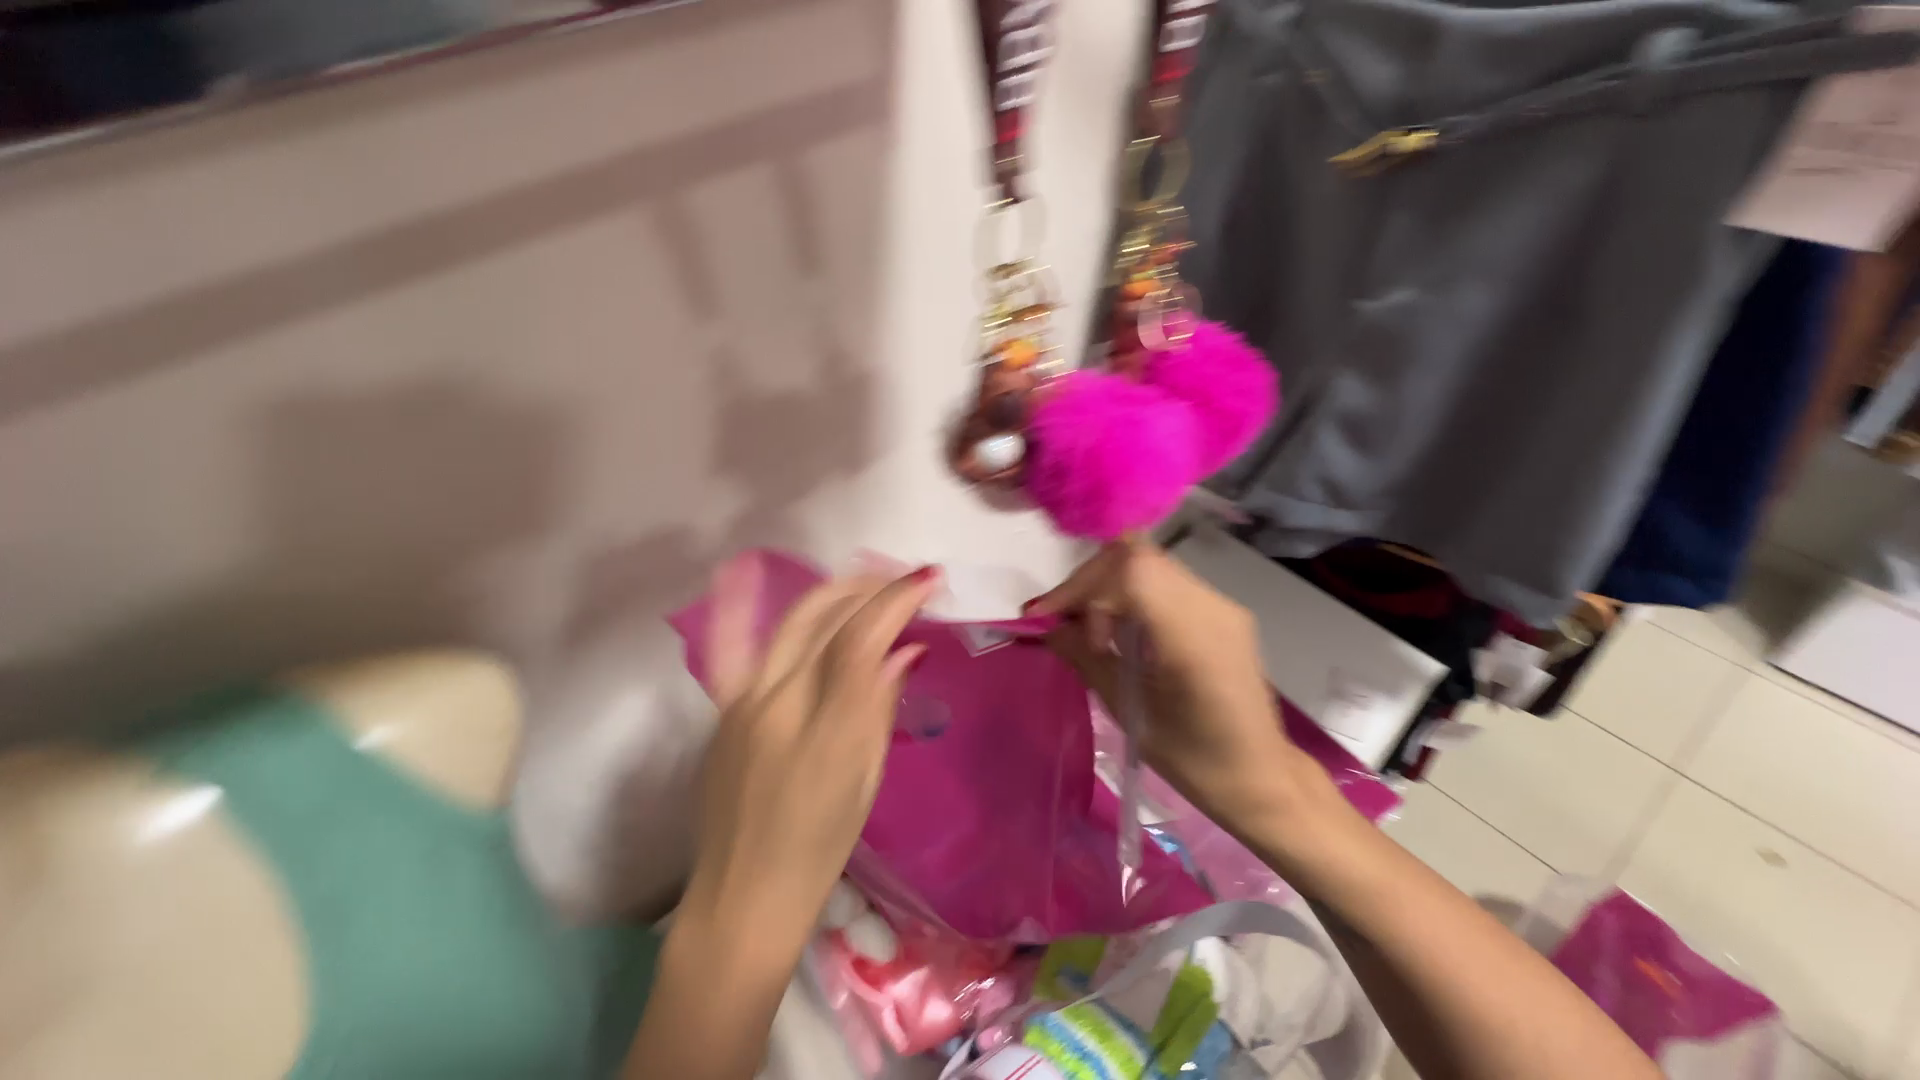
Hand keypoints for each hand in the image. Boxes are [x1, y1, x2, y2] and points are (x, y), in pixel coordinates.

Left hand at [683, 557, 939, 960]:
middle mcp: (780, 703)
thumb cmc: (819, 850)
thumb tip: (903, 649)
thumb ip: (879, 706)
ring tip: (866, 581)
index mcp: (828, 730)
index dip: (898, 600)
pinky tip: (744, 569)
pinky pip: (734, 646)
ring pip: (789, 623)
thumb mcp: (865, 780)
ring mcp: (742, 702)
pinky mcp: (721, 710)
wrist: (742, 894)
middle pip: (826, 619)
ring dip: (833, 592)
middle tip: (906, 581)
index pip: (863, 640)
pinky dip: (740, 604)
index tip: (930, 580)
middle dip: (871, 588)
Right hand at [1026, 539, 1329, 837]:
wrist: (1260, 777)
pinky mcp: (1222, 612)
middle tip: (1058, 621)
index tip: (1054, 624)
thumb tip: (1047, 628)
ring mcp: (1222, 605)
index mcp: (1194, 638)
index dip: (1085, 587)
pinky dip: (1129, 596)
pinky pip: (1165, 583)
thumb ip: (1087, 659)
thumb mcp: (1130, 713)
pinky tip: (1116, 632)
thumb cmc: (1194, 760)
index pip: (1133, 572)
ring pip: (1150, 565)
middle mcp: (1213, 608)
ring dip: (1107, 587)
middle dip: (1088, 583)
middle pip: (1138, 558)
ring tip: (1083, 629)